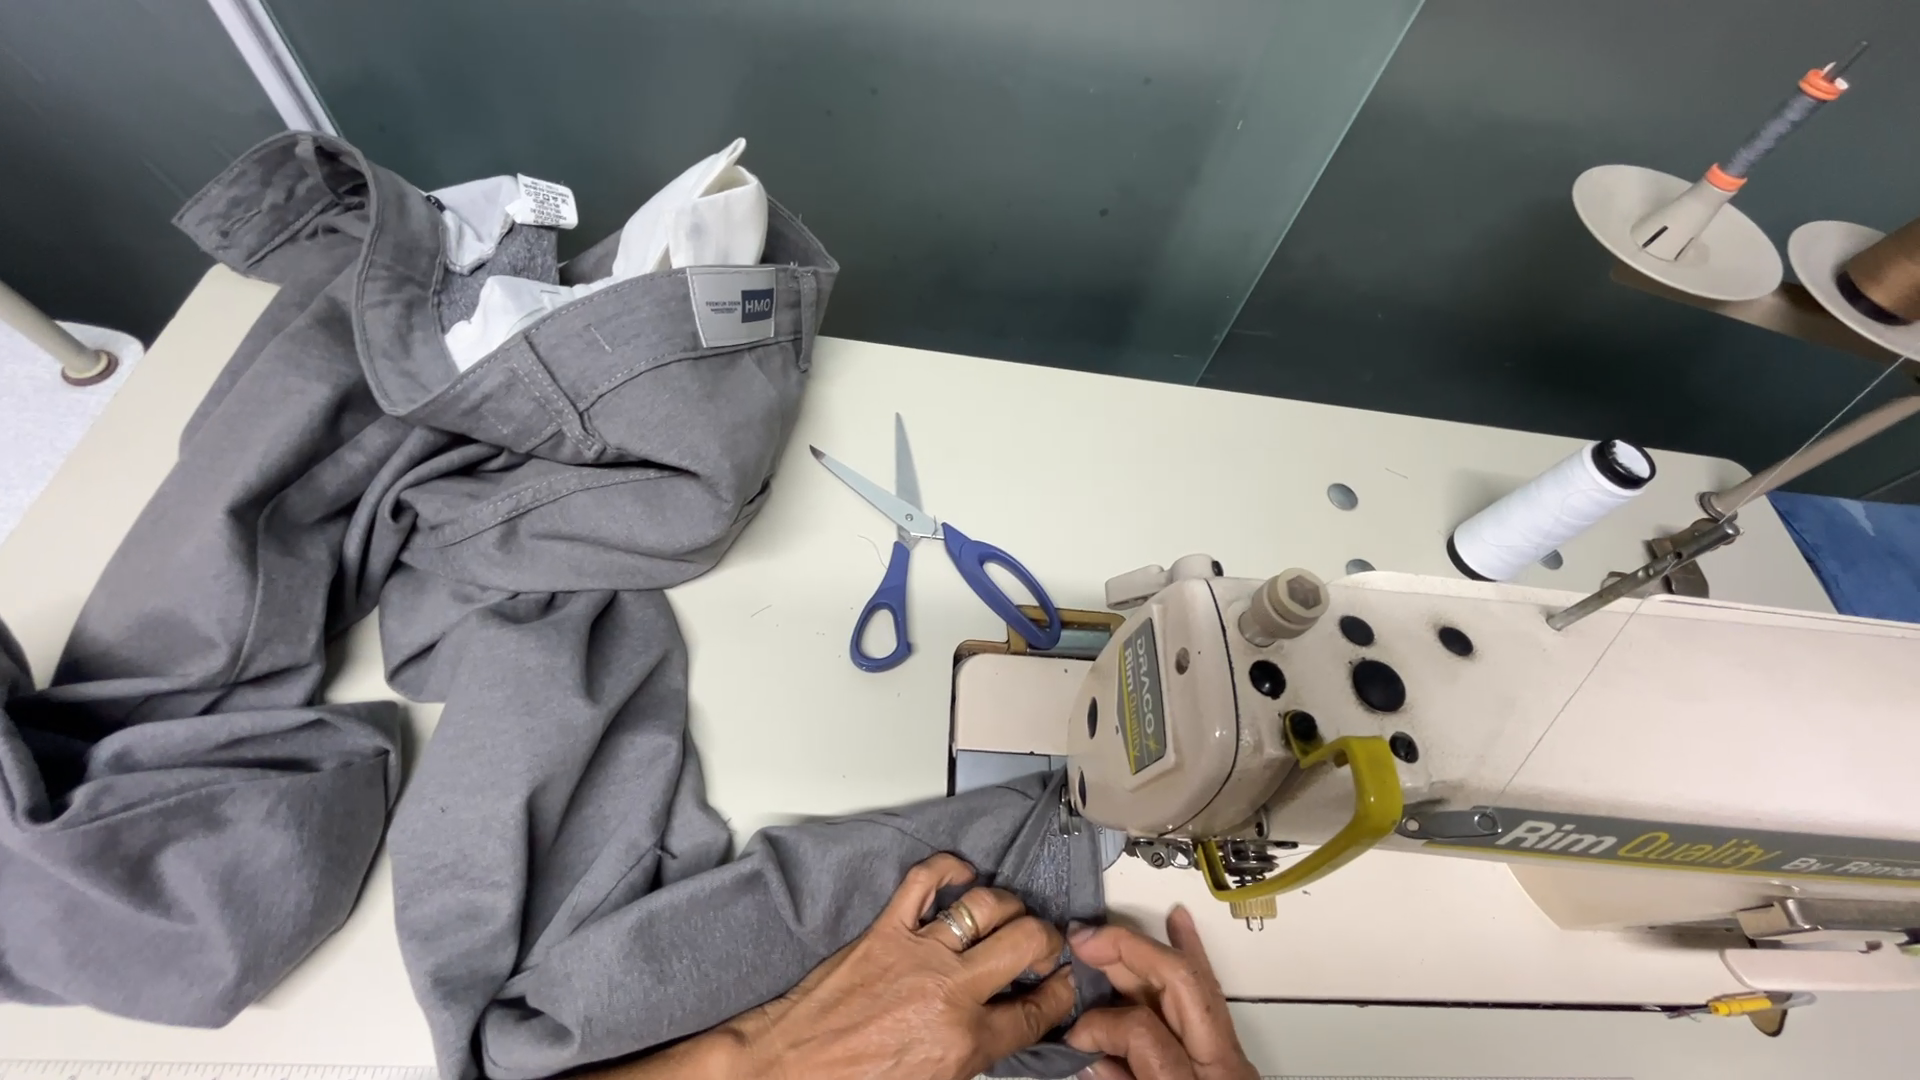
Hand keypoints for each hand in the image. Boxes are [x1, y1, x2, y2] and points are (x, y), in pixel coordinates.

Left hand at [720, 852, 1076, 1079]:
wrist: (791, 1069)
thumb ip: (976, 1053)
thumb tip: (1005, 1026)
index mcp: (963, 1043)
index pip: (1034, 1012)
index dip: (1060, 994)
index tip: (1065, 982)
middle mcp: (949, 991)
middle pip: (1025, 944)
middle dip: (1047, 940)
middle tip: (1045, 944)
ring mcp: (918, 951)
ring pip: (984, 906)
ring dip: (1008, 905)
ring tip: (1011, 914)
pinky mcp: (887, 927)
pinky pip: (924, 880)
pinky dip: (948, 867)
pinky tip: (962, 874)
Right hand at [1065, 906, 1256, 1079]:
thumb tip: (1090, 1056)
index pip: (1144, 1035)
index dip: (1100, 1026)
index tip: (1072, 1037)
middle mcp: (1222, 1070)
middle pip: (1178, 987)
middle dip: (1128, 953)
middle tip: (1083, 943)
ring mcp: (1233, 1064)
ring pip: (1195, 982)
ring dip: (1150, 949)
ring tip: (1107, 932)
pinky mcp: (1233, 1064)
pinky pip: (1210, 996)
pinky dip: (1192, 955)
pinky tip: (1178, 920)